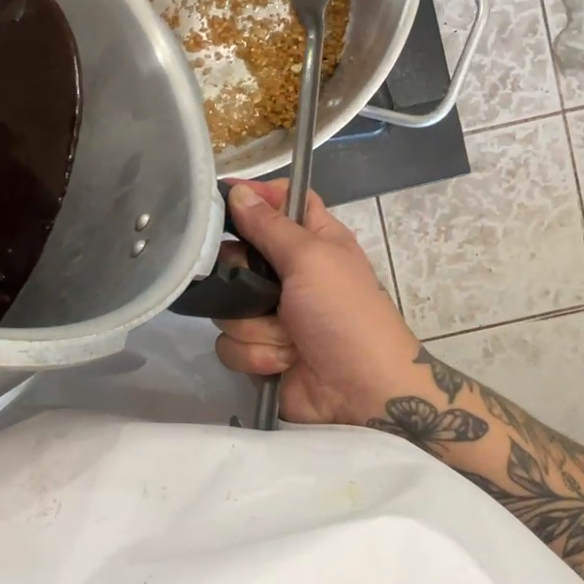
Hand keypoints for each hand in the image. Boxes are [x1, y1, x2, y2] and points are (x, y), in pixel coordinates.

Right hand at [212, 180, 420, 425]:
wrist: (362, 393)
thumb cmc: (345, 314)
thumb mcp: (312, 259)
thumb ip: (269, 225)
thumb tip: (237, 190)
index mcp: (312, 241)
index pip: (279, 200)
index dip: (253, 195)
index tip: (221, 195)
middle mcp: (289, 273)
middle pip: (238, 254)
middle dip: (241, 274)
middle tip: (257, 283)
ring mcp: (271, 315)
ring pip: (228, 304)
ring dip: (256, 325)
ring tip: (287, 337)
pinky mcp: (259, 351)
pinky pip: (229, 343)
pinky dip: (257, 354)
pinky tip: (284, 362)